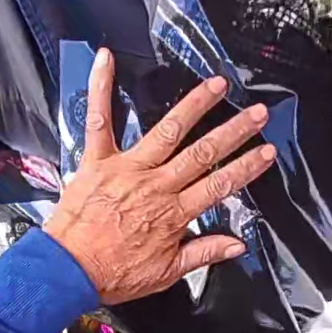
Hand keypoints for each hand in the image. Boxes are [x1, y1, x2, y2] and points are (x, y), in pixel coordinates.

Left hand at [45, 48, 276, 303]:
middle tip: (256, 112)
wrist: (66, 272)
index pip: (220, 185)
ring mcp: (127, 169)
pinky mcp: (97, 161)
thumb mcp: (167, 272)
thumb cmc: (114, 273)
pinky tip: (107, 59)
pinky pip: (99, 120)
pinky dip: (101, 88)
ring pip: (167, 131)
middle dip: (234, 131)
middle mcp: (155, 185)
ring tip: (216, 85)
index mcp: (173, 213)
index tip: (266, 152)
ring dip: (194, 105)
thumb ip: (204, 253)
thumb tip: (237, 246)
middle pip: (202, 153)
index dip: (246, 167)